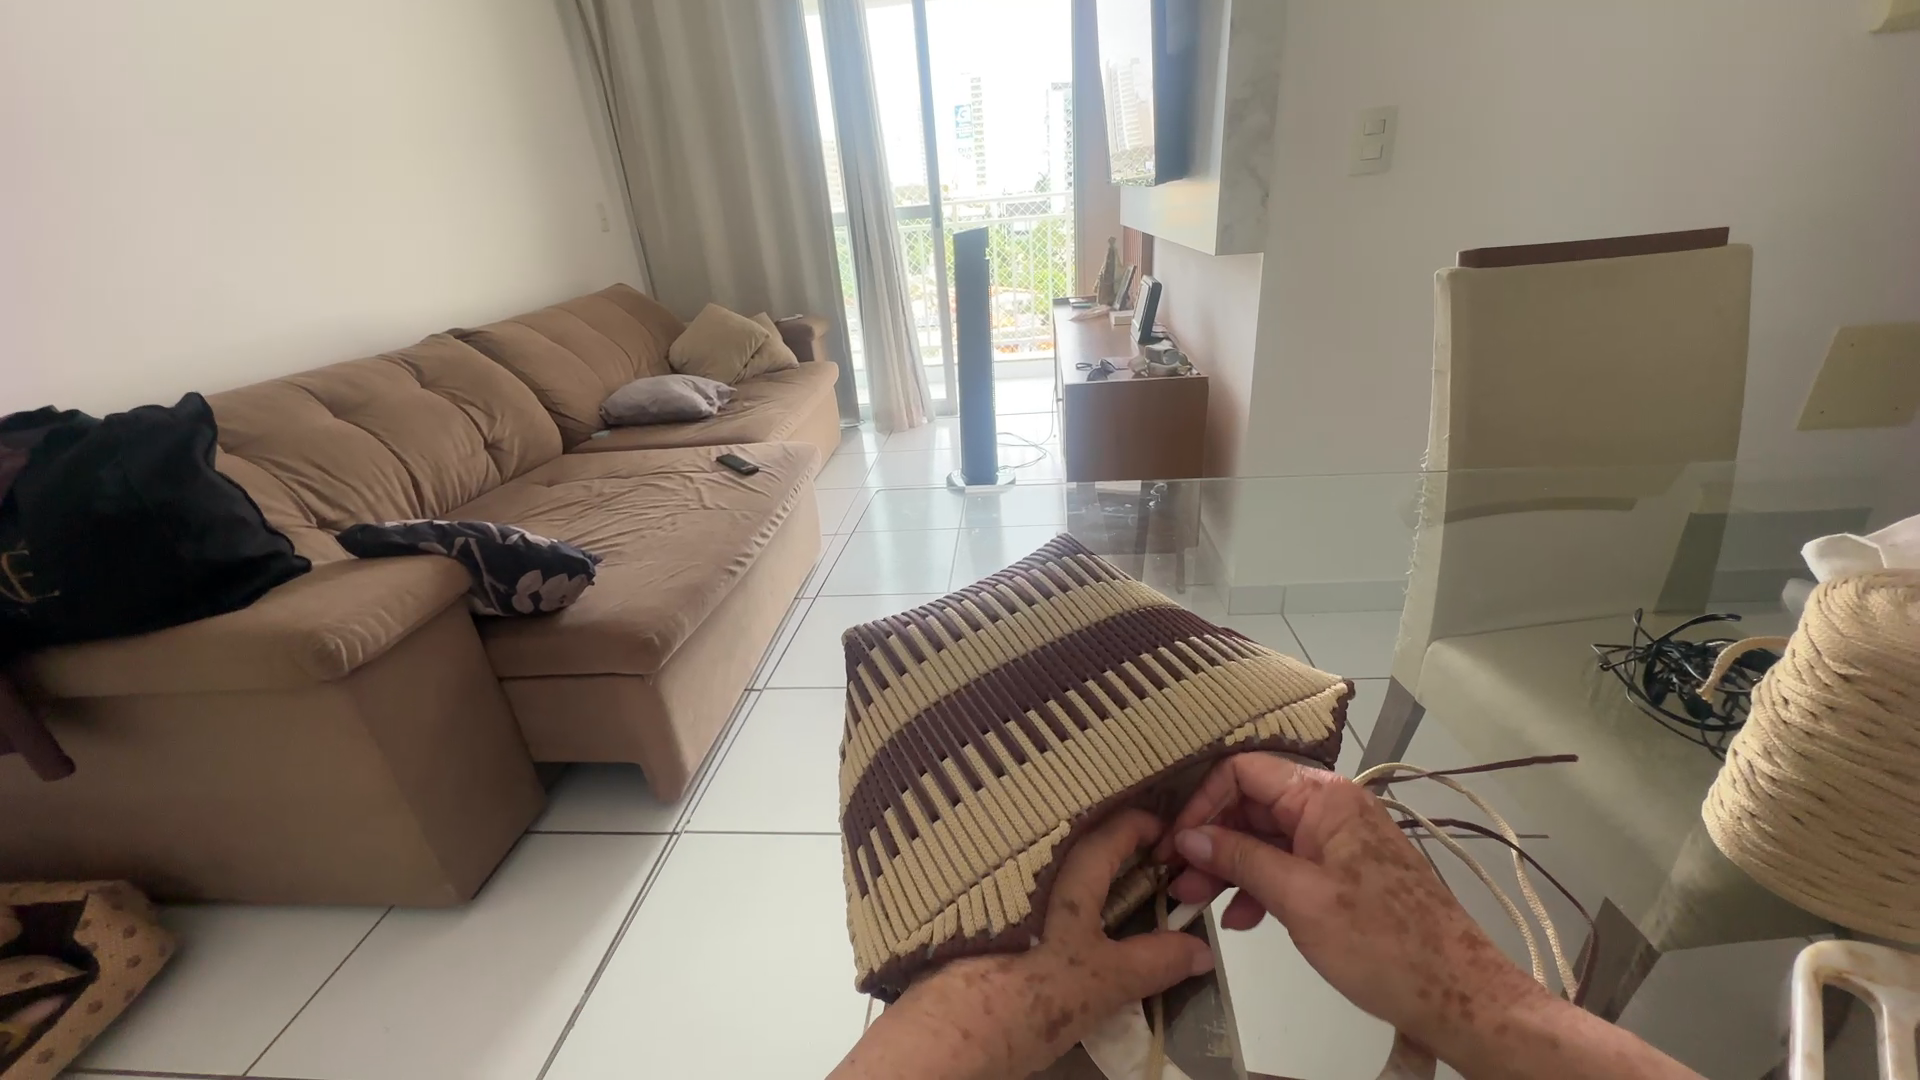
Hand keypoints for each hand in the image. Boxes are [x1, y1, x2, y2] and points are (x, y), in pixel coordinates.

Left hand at [830, 809, 1213, 1079]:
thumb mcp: (1102, 982)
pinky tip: (1061, 913)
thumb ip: (1154, 961)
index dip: (1142, 824)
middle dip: (1112, 839)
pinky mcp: (982, 910)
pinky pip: (1029, 882)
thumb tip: (1200, 949)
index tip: (1166, 834)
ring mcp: (1002, 885)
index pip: (1110, 829)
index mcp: (1064, 871)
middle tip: (1147, 857)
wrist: (949, 1028)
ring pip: (1051, 857)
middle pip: (1077, 835)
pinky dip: (1054, 888)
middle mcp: (1030, 865)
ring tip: (1115, 883)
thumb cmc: (1025, 994)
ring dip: (1083, 863)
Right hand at [1154, 753, 1547, 1059]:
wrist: (1463, 999)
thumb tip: (1186, 836)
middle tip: (1179, 881)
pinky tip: (1241, 917)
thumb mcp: (1298, 898)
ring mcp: (1336, 839)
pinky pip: (1286, 862)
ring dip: (1229, 867)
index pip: (1243, 771)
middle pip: (1250, 805)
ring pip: (1264, 837)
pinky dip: (1259, 885)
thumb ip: (1239, 858)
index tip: (1177, 841)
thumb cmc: (1381, 943)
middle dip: (1212, 841)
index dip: (1204, 801)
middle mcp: (1328, 806)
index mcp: (1323, 796)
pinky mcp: (1341, 870)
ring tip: (1199, 903)